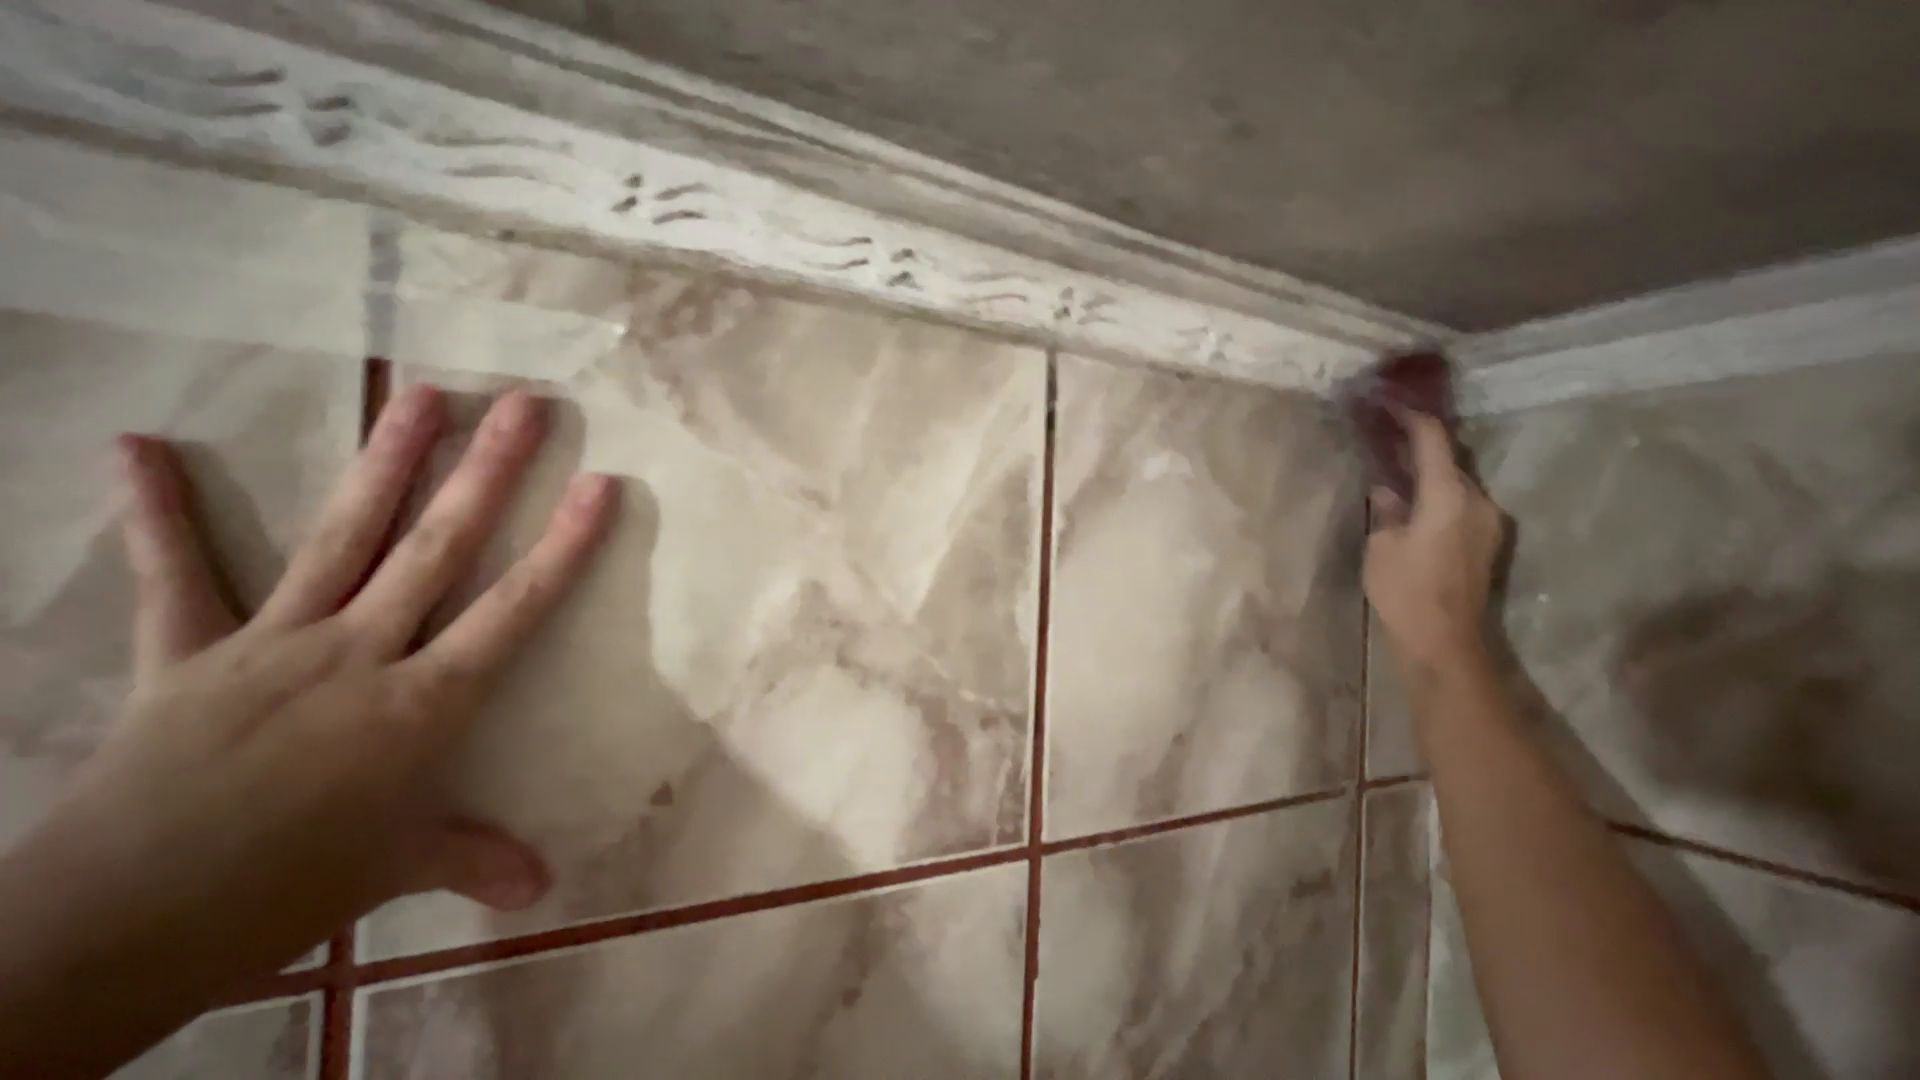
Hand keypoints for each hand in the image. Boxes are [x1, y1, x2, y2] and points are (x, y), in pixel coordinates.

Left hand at [0, 385, 615, 991]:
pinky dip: (158, 512)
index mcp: (422, 704)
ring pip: (343, 537)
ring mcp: (273, 642)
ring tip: (421, 393)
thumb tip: (542, 890)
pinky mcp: (190, 651)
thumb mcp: (399, 870)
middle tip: (522, 403)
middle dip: (488, 473)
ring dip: (386, 461)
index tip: (598, 485)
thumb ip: (476, 859)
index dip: (564, 546)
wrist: (124, 923)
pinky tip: (138, 444)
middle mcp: (359, 653)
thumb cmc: (289, 890)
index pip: (513, 610)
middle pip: (436, 549)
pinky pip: (176, 575)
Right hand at [1364, 408, 1504, 677]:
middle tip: (1386, 438)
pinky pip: (1460, 506)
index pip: (1433, 440)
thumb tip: (1389, 490)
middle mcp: (1478, 500)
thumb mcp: (1382, 546)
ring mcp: (1488, 523)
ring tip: (1397, 472)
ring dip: (1429, 475)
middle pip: (1449, 461)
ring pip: (1456, 485)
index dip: (1411, 417)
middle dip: (1419, 448)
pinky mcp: (1486, 543)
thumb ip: (1388, 510)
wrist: (1444, 642)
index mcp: (1449, 494)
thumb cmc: (1406, 590)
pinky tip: (1413, 505)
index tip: (1390, 402)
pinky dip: (1437, 497)